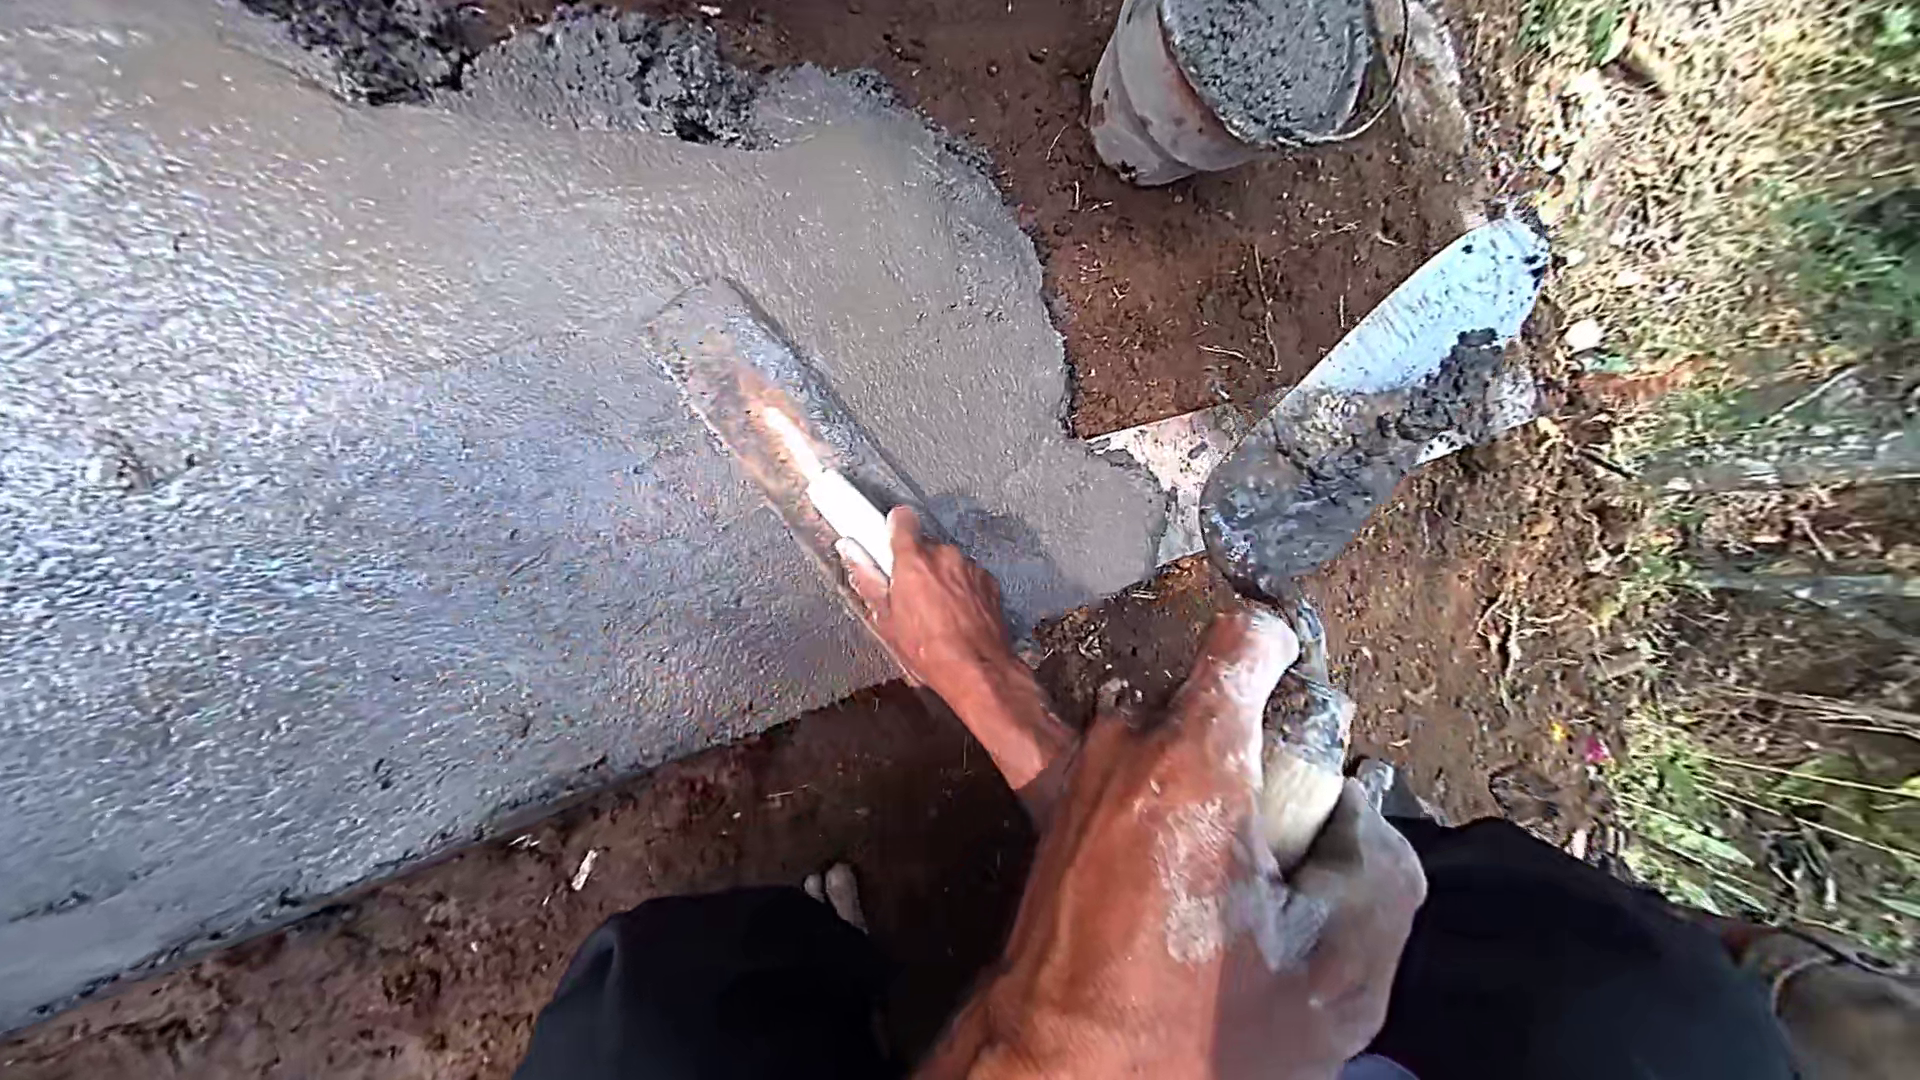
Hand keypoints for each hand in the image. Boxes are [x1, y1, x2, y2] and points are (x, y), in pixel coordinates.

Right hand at [840, 506, 1071, 798]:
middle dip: (917, 565)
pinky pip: (968, 577)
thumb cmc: (930, 650)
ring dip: (941, 579)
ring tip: (935, 612)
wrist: (977, 668)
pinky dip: (962, 590)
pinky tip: (955, 616)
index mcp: (913, 560)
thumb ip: (868, 578)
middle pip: (926, 547)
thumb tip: (851, 552)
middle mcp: (944, 556)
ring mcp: (969, 567)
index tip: (889, 538)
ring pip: (948, 563)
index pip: (902, 519)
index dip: (895, 527)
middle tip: (909, 595)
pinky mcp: (988, 581)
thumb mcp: (887, 620)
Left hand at [919, 608, 1423, 1079]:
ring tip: (1216, 851)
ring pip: (1164, 731)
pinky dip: (1158, 784)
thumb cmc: (1198, 1024)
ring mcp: (1084, 762)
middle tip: (1269, 814)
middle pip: (1207, 697)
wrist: (1061, 1052)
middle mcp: (1128, 738)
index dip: (1279, 643)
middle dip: (1247, 737)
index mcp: (1194, 758)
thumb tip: (1353, 801)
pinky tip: (1168, 859)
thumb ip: (1376, 868)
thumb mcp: (1334, 975)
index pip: (1239, 644)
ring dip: (1197, 767)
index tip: (1298, 669)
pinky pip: (1128, 761)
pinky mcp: (1061, 793)